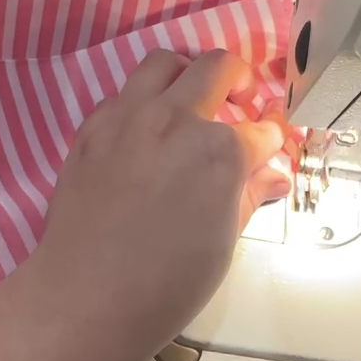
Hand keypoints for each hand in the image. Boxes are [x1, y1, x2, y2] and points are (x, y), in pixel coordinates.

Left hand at [19, 49, 288, 352]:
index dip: (270, 141)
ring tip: (189, 102)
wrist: (89, 298)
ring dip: (185, 75)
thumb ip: (248, 198)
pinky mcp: (90, 130)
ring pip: (163, 63)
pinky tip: (142, 134)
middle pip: (217, 68)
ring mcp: (127, 119)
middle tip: (239, 103)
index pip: (260, 130)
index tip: (267, 151)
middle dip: (239, 81)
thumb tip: (272, 176)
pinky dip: (139, 103)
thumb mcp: (222, 245)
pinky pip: (120, 95)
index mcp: (218, 152)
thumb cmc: (166, 285)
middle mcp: (174, 121)